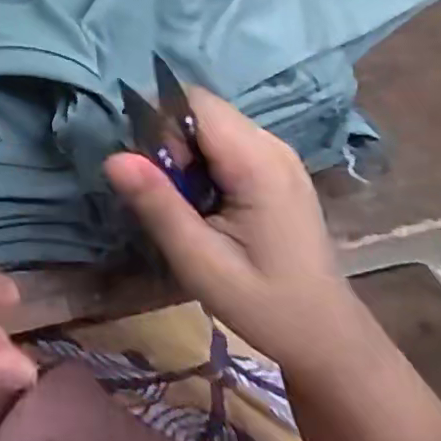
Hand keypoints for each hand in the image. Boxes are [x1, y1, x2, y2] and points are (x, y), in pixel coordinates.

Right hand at [104, 86, 356, 365]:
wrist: (327, 338)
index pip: (194, 102)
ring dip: (185, 149)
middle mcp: (271, 144)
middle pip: (202, 108)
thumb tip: (113, 158)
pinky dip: (203, 158)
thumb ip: (157, 205)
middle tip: (168, 191)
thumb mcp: (200, 262)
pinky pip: (225, 138)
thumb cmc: (264, 305)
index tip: (154, 172)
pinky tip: (206, 200)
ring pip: (211, 121)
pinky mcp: (275, 165)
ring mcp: (277, 153)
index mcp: (257, 161)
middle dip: (170, 137)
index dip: (162, 124)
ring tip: (187, 199)